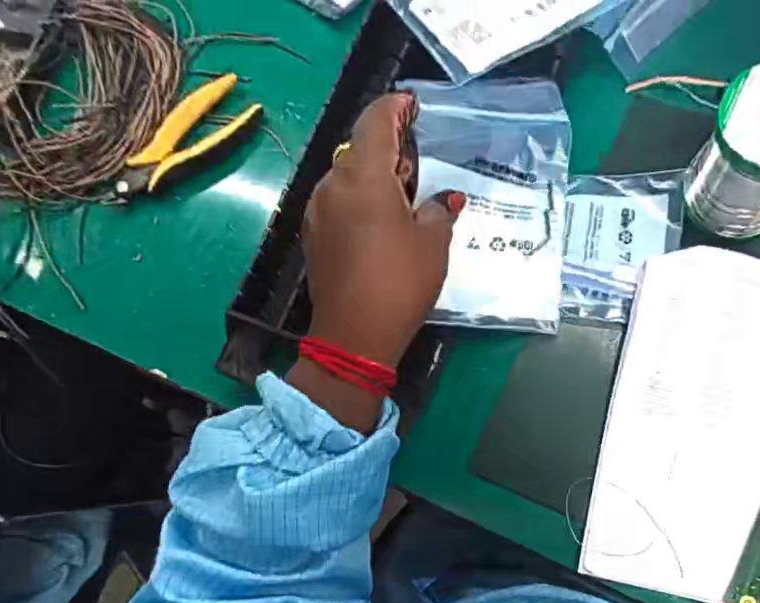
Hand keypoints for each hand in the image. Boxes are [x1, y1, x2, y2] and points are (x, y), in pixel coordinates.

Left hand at [302, 92, 460, 367]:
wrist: (353, 338)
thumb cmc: (398, 285)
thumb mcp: (433, 245)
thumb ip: (439, 210)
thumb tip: (446, 198)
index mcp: (363, 174)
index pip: (377, 119)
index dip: (397, 107)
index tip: (413, 107)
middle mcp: (332, 184)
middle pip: (360, 150)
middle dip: (388, 153)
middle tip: (416, 172)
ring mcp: (317, 213)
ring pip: (346, 179)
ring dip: (371, 182)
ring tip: (400, 206)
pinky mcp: (313, 239)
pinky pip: (337, 206)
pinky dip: (357, 205)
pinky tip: (377, 229)